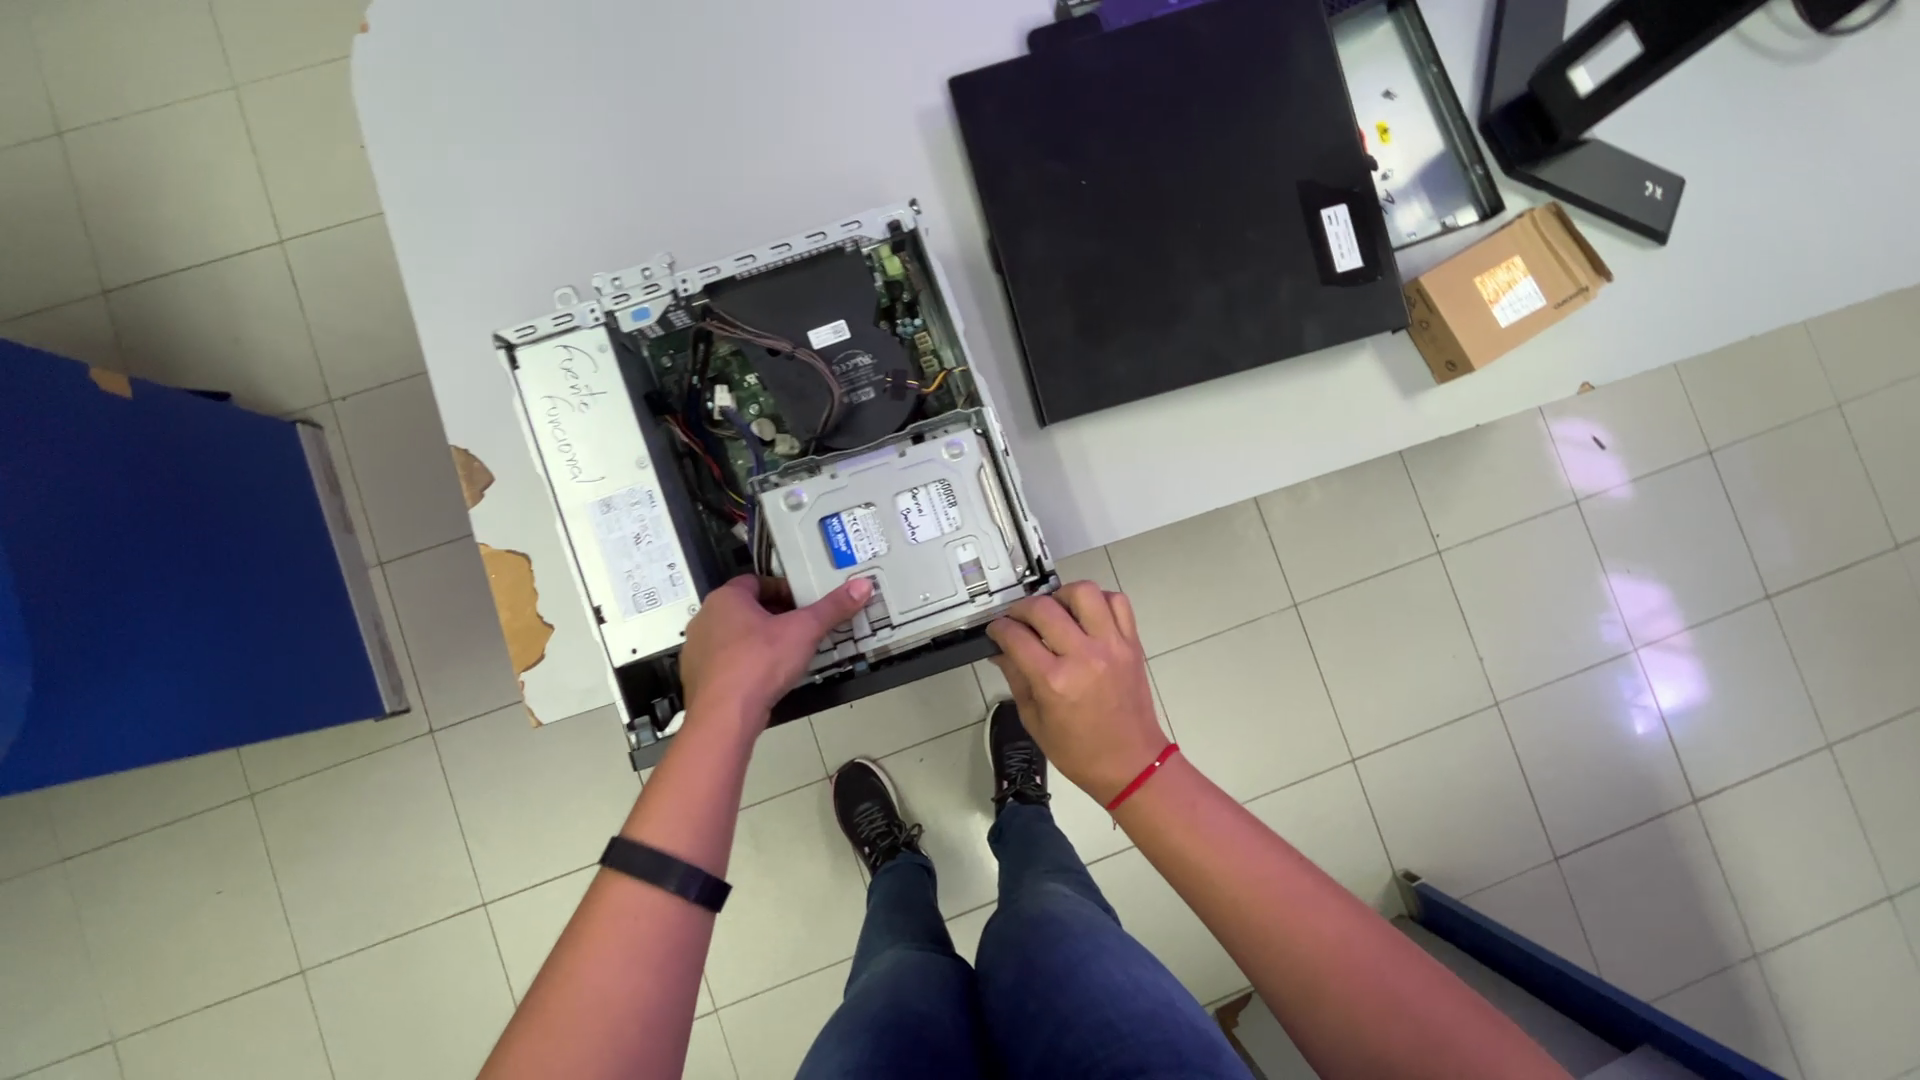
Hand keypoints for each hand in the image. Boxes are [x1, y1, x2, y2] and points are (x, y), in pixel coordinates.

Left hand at [680, 575, 872, 724]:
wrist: (725, 716)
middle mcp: (706, 618)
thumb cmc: (760, 663)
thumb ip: (832, 608)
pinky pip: (726, 663)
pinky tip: (764, 679)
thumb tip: (861, 586)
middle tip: (800, 629)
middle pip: (746, 609)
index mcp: (726, 598)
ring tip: (785, 654)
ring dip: (758, 641)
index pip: (756, 581)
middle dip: (773, 616)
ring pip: (734, 636)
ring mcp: (697, 650)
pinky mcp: (698, 678)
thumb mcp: (804, 631)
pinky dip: (745, 665)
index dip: (783, 590)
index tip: (803, 605)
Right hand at [987, 581, 1166, 803]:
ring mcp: (1112, 646)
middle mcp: (1084, 657)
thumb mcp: (1034, 720)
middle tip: (1018, 620)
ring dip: (1062, 596)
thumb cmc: (1079, 751)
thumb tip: (1000, 651)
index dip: (999, 628)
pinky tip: (1086, 616)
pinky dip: (1099, 600)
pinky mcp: (1132, 644)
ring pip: (1084, 592)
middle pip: (1044, 608)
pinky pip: (1117, 602)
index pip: (1016, 636)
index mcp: (1055, 682)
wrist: (1131, 764)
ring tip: (1056, 612)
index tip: (996, 629)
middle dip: (1022, 609)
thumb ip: (1016, 678)